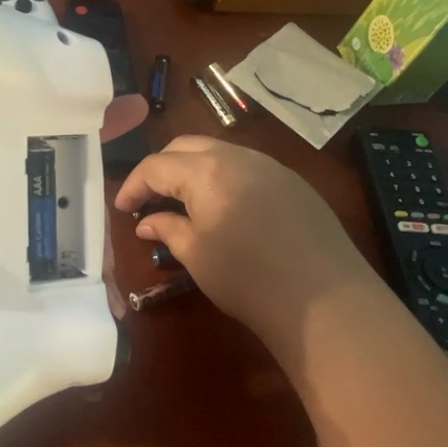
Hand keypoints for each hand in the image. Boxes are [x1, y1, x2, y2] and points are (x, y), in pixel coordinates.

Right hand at [115, 136, 373, 346]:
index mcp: (207, 171)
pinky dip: (225, 178)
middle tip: (150, 198)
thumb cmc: (248, 279)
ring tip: (185, 202)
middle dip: (162, 168)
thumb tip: (147, 220)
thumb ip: (167, 229)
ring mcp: (272, 167)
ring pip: (220, 153)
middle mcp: (239, 157)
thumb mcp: (196, 256)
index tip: (122, 208)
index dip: (133, 185)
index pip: (157, 165)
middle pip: (187, 146)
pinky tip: (226, 209)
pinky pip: (248, 167)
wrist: (325, 300)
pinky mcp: (295, 183)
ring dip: (194, 170)